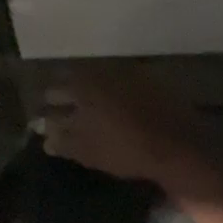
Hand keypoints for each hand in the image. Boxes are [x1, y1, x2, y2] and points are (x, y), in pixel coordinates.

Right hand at [39, 69, 221, 188]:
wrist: (179, 146)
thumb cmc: (125, 149)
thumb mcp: (87, 150)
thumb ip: (62, 140)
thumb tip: (45, 136)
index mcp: (85, 84)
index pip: (56, 87)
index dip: (47, 101)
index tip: (43, 111)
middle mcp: (107, 71)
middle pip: (80, 80)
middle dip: (70, 95)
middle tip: (64, 110)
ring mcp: (133, 74)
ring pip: (103, 80)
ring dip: (93, 93)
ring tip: (88, 111)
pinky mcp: (155, 82)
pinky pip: (126, 85)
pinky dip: (116, 95)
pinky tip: (117, 109)